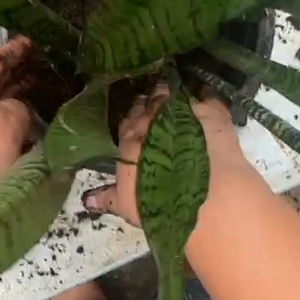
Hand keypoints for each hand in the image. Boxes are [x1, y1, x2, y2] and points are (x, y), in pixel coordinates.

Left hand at [0, 37, 34, 201]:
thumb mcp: (7, 122)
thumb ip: (20, 107)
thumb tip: (19, 110)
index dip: (15, 50)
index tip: (36, 43)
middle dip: (17, 74)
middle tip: (47, 68)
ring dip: (16, 99)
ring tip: (44, 94)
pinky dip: (10, 123)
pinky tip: (30, 128)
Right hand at [80, 85, 263, 227]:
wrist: (205, 200)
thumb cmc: (158, 205)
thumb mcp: (127, 205)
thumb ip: (108, 198)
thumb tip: (87, 200)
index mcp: (129, 138)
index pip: (127, 121)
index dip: (132, 119)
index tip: (136, 120)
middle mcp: (152, 118)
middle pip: (149, 103)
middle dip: (152, 104)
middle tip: (157, 109)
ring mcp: (182, 110)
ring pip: (174, 94)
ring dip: (174, 95)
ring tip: (179, 99)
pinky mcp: (212, 110)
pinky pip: (206, 95)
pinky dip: (204, 96)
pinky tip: (205, 98)